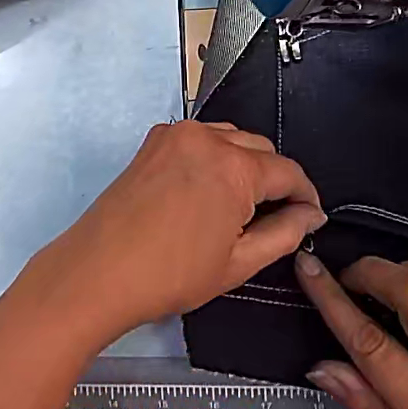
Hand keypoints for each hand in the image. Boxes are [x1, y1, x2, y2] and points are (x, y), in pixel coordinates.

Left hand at [33, 121, 324, 339]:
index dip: (305, 195)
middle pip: (262, 150)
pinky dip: (214, 156)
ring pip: (233, 139)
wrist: (95, 273)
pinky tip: (206, 188)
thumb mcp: (238, 263)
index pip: (288, 171)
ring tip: (238, 204)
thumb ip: (285, 232)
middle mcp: (209, 138)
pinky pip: (202, 138)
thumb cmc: (170, 275)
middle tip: (274, 216)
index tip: (312, 215)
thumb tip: (310, 214)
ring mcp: (179, 134)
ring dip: (245, 164)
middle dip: (274, 180)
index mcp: (234, 167)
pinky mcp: (156, 139)